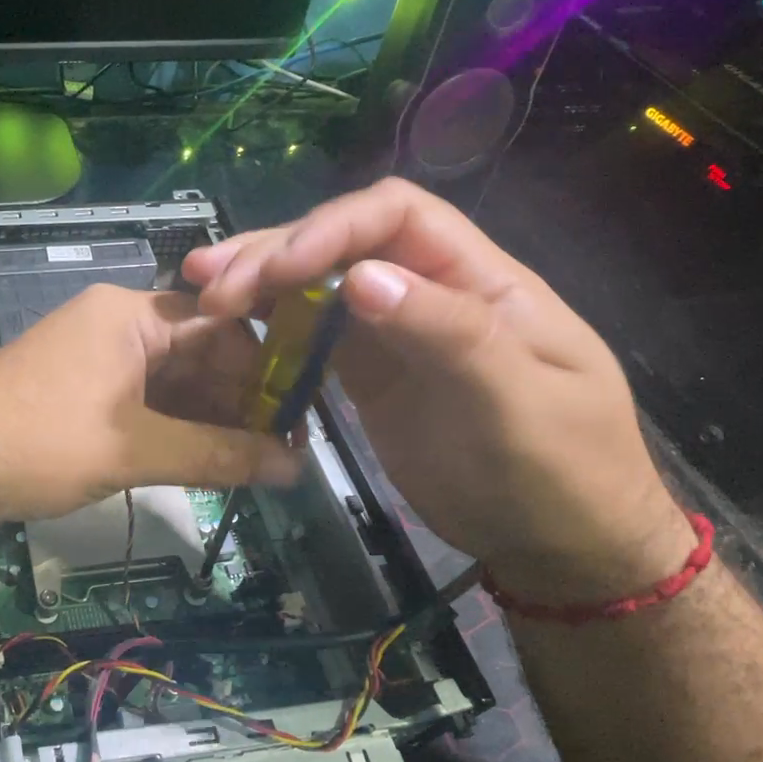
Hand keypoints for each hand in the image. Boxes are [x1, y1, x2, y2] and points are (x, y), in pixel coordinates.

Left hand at [0, 285, 300, 522]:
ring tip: (246, 463)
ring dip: (207, 416)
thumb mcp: (137, 451)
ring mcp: (93, 350)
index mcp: (129, 313)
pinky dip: (171, 422)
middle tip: (274, 452)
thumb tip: (295, 469)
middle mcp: (113, 319)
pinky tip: (200, 457)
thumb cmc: (46, 444)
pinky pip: (141, 392)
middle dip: (236, 400)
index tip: (293, 417)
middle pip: (196, 351)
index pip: (220, 324)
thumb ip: (219, 455)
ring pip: (170, 376)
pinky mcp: (79, 381)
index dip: (262, 370)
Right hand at [182, 178, 694, 604]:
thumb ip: (448, 331)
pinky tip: (231, 332)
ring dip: (260, 283)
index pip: (397, 216)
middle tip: (210, 288)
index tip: (278, 269)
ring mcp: (393, 331)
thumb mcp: (518, 402)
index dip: (331, 228)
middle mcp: (429, 289)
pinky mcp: (367, 371)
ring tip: (203, 296)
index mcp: (480, 277)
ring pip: (317, 284)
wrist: (557, 545)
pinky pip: (311, 333)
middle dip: (275, 255)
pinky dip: (269, 327)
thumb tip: (360, 277)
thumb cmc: (558, 473)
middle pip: (344, 243)